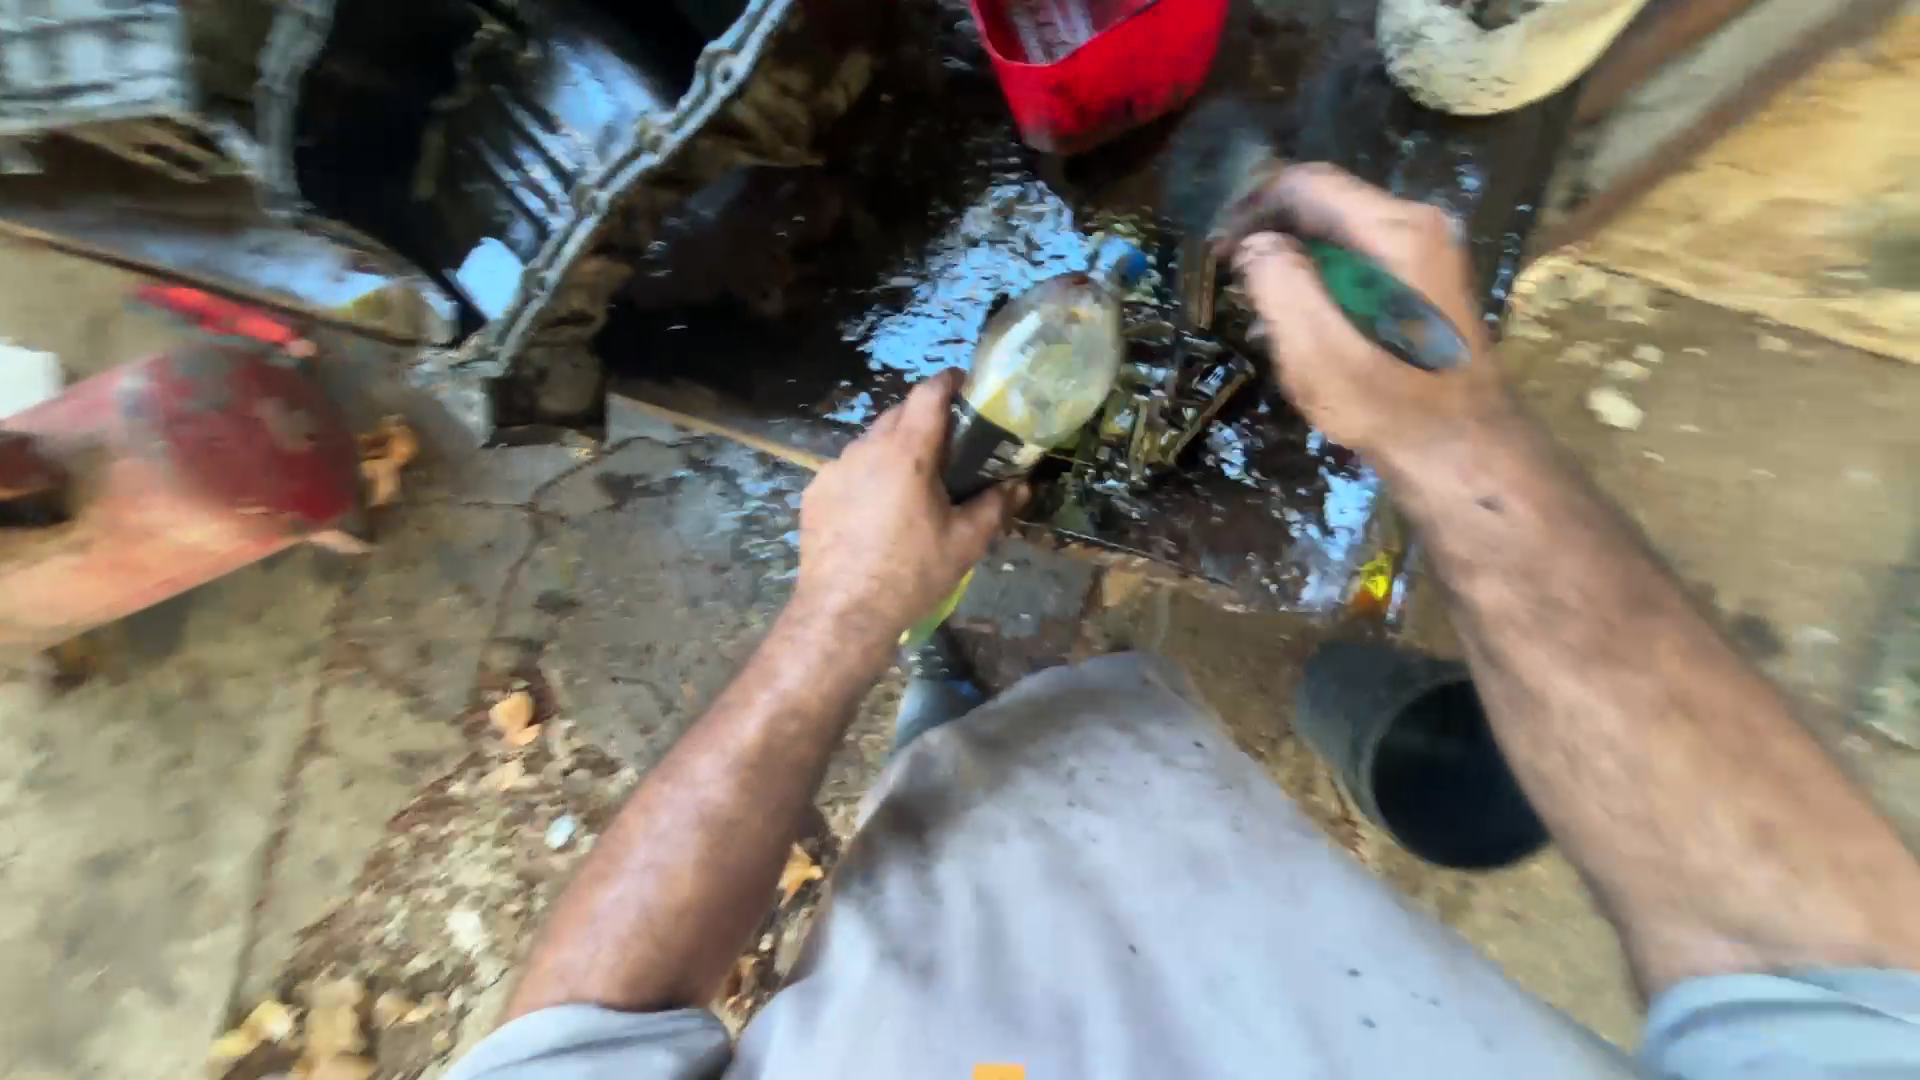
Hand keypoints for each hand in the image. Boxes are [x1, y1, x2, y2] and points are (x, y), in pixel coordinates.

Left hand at [790, 370, 1021, 651]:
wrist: (844, 612)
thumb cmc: (911, 573)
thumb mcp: (965, 542)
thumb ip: (996, 506)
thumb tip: (1022, 485)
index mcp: (907, 451)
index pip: (928, 394)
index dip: (949, 382)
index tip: (964, 385)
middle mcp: (866, 448)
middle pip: (898, 414)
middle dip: (923, 419)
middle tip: (947, 444)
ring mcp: (834, 469)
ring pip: (870, 442)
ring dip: (893, 448)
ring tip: (910, 481)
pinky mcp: (815, 492)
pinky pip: (847, 469)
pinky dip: (866, 475)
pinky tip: (874, 509)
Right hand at [1223, 163, 1512, 460]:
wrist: (1460, 449)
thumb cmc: (1386, 404)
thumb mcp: (1318, 352)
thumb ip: (1281, 287)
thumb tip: (1254, 247)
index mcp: (1394, 231)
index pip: (1308, 184)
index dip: (1252, 205)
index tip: (1217, 248)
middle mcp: (1416, 226)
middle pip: (1323, 205)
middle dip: (1268, 233)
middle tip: (1228, 278)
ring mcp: (1424, 254)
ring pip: (1337, 234)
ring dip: (1290, 259)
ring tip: (1254, 304)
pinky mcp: (1420, 283)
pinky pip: (1355, 261)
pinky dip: (1317, 279)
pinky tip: (1294, 319)